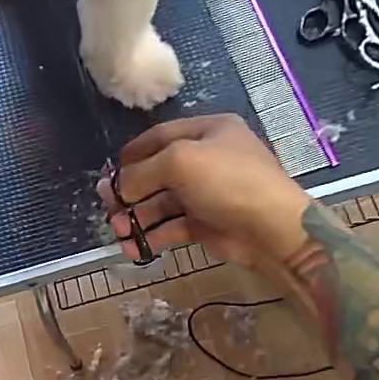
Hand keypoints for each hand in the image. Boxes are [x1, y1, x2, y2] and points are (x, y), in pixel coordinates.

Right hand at [99, 116, 312, 268]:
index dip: (133, 153)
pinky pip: (174, 227)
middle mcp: (208, 160)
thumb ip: (143, 171)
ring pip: (164, 203)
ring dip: (138, 217)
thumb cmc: (228, 181)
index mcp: (208, 132)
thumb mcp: (180, 162)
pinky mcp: (209, 225)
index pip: (160, 136)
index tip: (111, 171)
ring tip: (116, 231)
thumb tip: (118, 186)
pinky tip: (134, 247)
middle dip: (131, 190)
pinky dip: (153, 236)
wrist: (271, 228)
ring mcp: (209, 194)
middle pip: (159, 172)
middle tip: (107, 205)